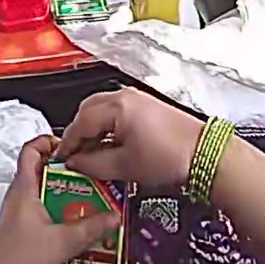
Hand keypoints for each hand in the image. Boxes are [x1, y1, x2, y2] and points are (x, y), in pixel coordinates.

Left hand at [0, 135, 121, 263]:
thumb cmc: (19, 262)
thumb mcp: (60, 243)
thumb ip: (90, 228)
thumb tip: (115, 215)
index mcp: (23, 188)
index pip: (30, 149)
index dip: (48, 141)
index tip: (71, 146)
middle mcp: (19, 198)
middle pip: (41, 171)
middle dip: (66, 172)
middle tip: (90, 176)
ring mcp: (18, 216)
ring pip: (44, 194)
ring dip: (65, 196)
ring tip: (90, 201)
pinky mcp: (21, 234)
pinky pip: (42, 215)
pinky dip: (59, 215)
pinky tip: (77, 229)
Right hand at [54, 88, 204, 189]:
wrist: (204, 153)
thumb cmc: (167, 158)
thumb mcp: (125, 167)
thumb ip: (94, 164)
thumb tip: (75, 163)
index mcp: (116, 107)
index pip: (80, 122)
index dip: (68, 142)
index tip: (60, 159)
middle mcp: (123, 96)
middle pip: (88, 109)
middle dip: (78, 131)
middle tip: (73, 154)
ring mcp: (135, 97)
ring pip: (101, 107)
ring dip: (92, 127)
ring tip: (89, 151)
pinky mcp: (145, 104)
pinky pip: (115, 109)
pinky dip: (106, 124)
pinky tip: (108, 143)